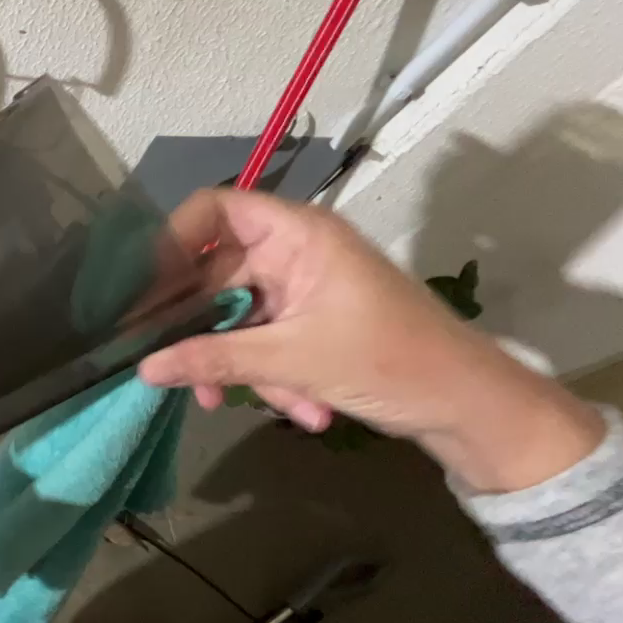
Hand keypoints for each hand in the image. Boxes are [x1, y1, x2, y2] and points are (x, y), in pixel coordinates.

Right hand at [136, 189, 604, 492]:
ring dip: (232, 361)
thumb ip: (213, 359)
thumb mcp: (294, 361)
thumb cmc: (394, 362)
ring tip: (230, 403)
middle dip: (195, 326)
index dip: (174, 240)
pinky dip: (266, 373)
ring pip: (231, 314)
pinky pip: (258, 336)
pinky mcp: (306, 320)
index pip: (214, 209)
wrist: (479, 412)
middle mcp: (292, 251)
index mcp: (297, 235)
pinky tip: (301, 410)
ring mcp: (299, 287)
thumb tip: (143, 368)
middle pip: (212, 272)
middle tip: (163, 361)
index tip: (146, 286)